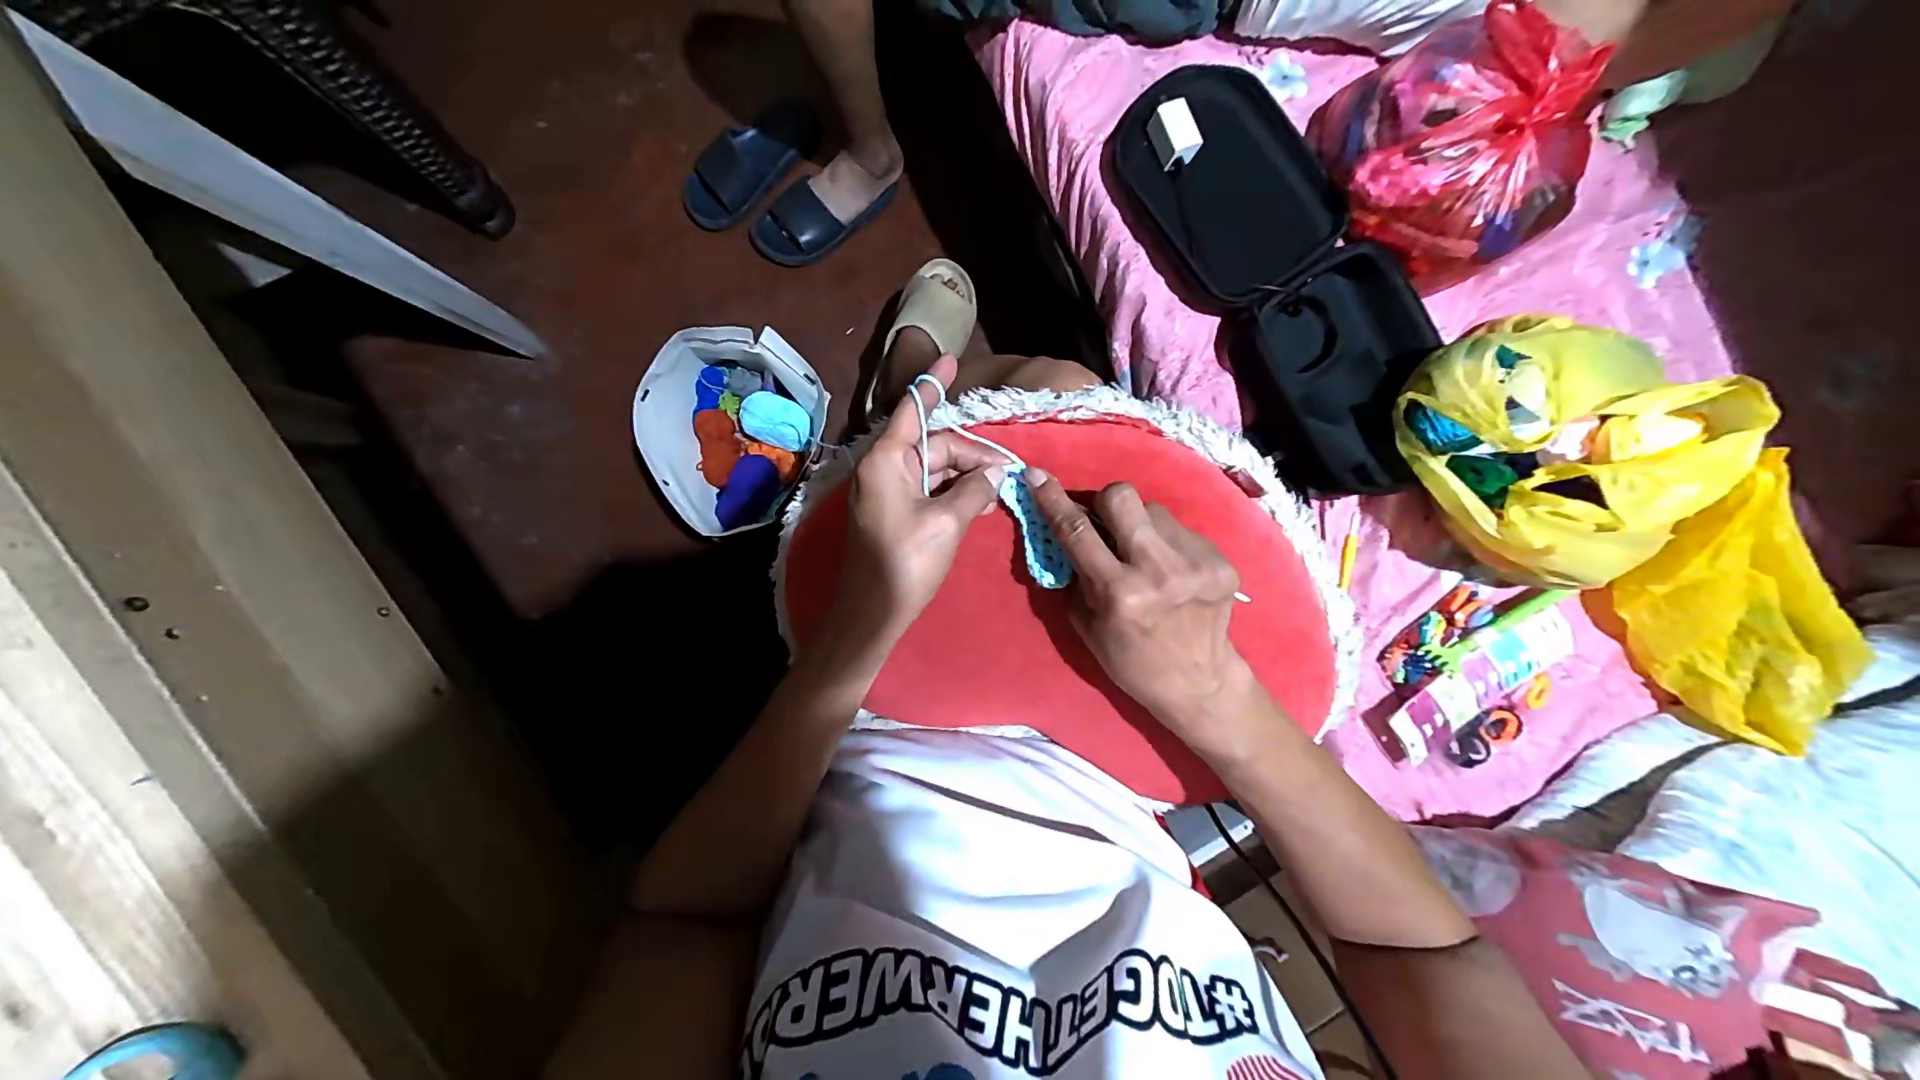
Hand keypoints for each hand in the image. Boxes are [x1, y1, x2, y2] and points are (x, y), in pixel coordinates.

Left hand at [832, 354, 1008, 644]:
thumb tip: (996, 472)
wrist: (873, 613)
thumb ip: (974, 489)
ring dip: (968, 477)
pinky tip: (982, 502)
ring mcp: (889, 491)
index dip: (934, 385)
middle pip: (935, 445)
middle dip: (973, 455)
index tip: (949, 359)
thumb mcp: (946, 522)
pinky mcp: (897, 512)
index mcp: (887, 461)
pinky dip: (956, 493)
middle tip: (1010, 473)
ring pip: (937, 469)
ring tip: (1000, 491)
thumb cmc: (905, 563)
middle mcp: (885, 469)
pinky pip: (931, 489)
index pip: (912, 411)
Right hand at [1025, 469, 1272, 754]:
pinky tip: (1169, 569)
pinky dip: (1164, 542)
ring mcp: (1196, 564)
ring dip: (1137, 524)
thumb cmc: (1129, 659)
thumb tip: (1063, 523)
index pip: (1077, 531)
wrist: (1198, 680)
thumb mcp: (1086, 623)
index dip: (1052, 499)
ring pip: (1153, 510)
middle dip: (1103, 502)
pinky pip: (1179, 530)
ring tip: (1140, 554)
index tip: (1037, 476)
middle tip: (1101, 523)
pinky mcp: (1220, 562)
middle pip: (1122, 497)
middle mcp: (1159, 572)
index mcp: (1120, 594)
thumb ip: (1074, 572)